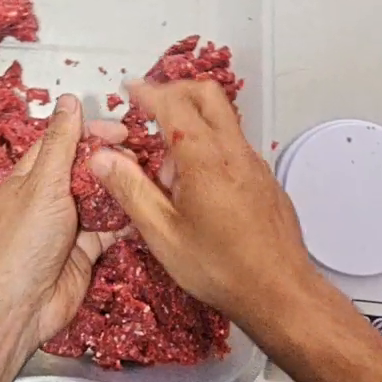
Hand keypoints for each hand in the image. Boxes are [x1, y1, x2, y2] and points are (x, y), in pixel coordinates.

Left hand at [0, 95, 125, 351]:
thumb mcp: (43, 185)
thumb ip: (61, 144)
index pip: (64, 142)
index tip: (120, 130)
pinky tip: (145, 207)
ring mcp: (70, 223)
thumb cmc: (22, 245)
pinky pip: (111, 225)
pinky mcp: (87, 247)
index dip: (92, 132)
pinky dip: (127, 217)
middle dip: (112, 160)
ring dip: (122, 186)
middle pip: (88, 167)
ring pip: (103, 195)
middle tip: (137, 157)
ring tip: (146, 179)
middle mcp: (50, 196)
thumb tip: (68, 102)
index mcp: (32, 176)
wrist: (21, 308)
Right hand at [88, 80, 319, 332]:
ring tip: (168, 172)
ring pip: (222, 120)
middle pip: (206, 95)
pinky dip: (209, 146)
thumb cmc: (219, 267)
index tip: (128, 90)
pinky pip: (233, 145)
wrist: (281, 291)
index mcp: (204, 157)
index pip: (172, 104)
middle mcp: (233, 150)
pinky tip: (196, 189)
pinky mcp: (265, 178)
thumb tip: (101, 157)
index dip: (147, 92)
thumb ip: (131, 190)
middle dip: (175, 92)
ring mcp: (255, 162)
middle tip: (149, 110)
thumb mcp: (163, 234)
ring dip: (192, 125)